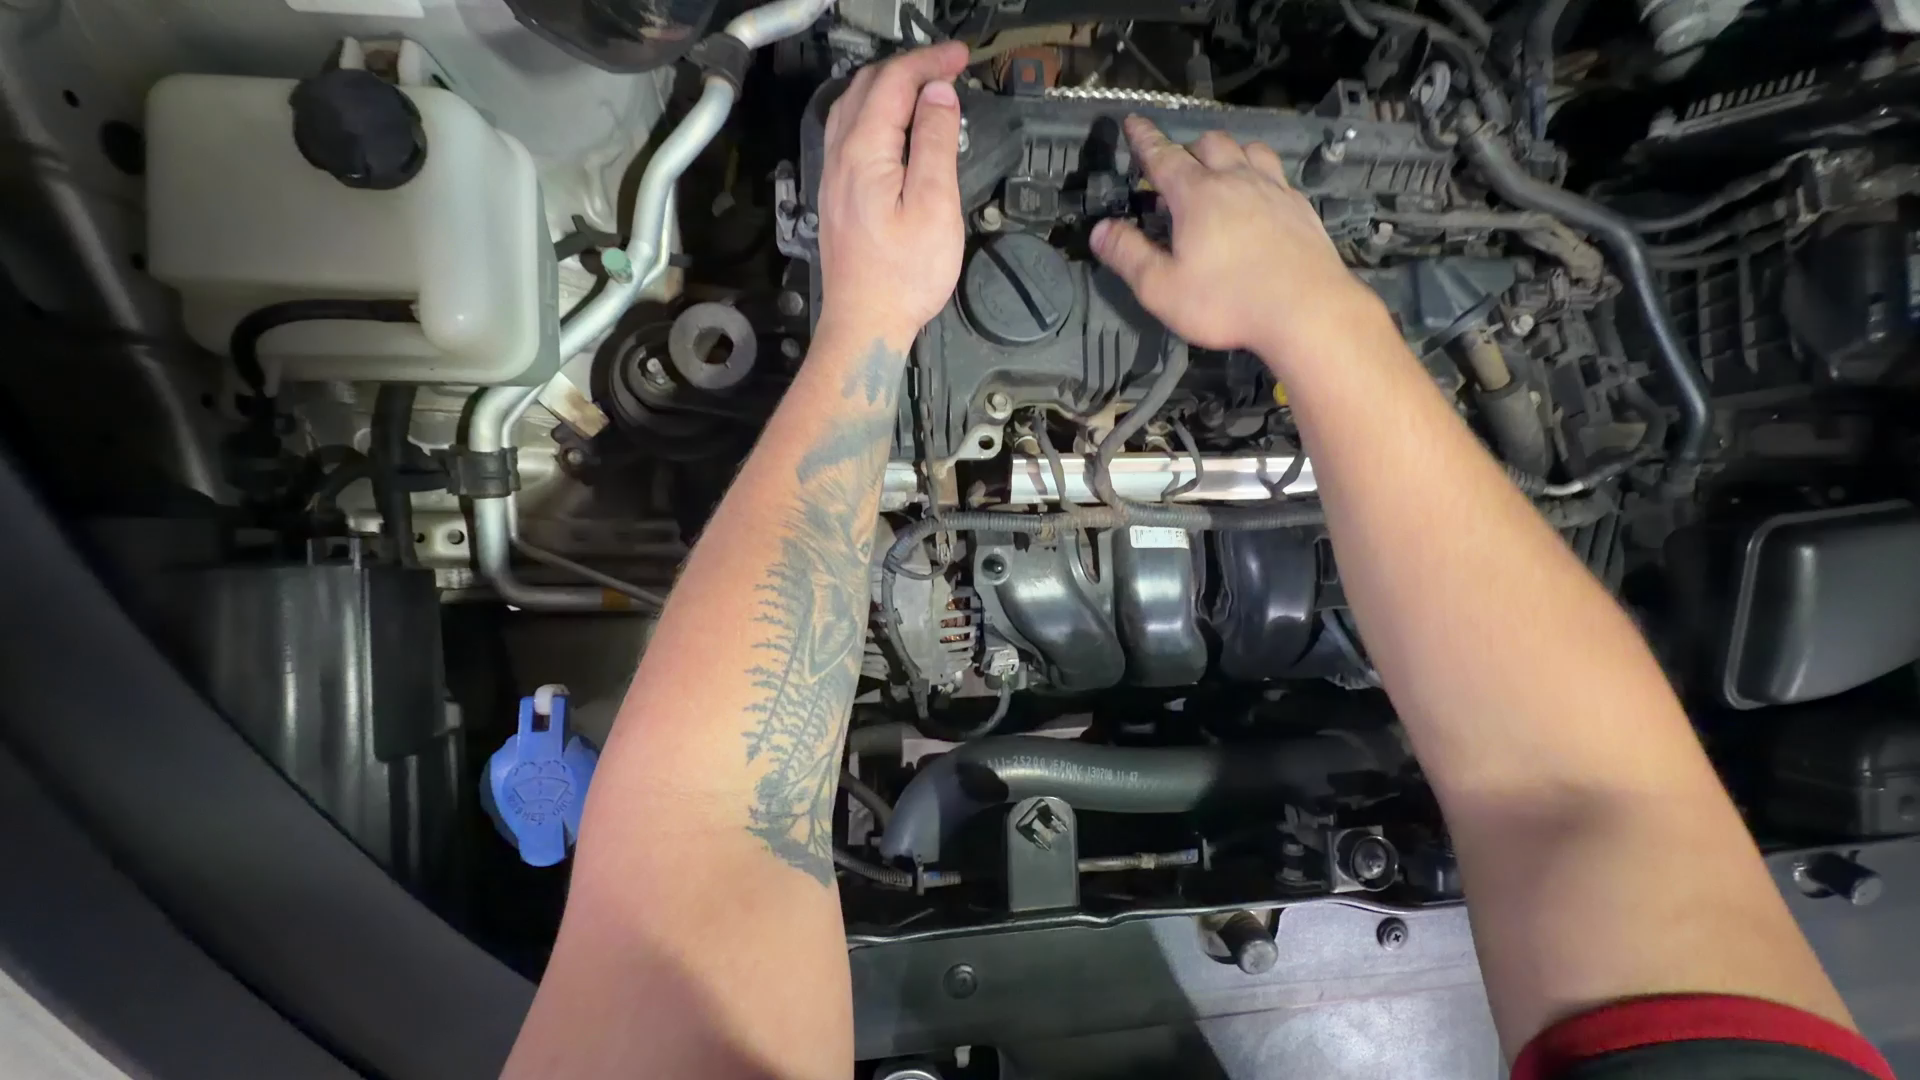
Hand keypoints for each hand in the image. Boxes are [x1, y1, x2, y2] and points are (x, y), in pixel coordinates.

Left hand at [816, 43, 969, 346]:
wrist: (866, 324)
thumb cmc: (902, 277)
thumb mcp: (934, 206)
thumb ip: (935, 144)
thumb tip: (939, 96)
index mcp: (865, 153)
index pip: (895, 83)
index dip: (930, 62)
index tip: (960, 58)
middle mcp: (840, 158)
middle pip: (868, 88)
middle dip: (909, 69)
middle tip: (947, 70)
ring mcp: (834, 180)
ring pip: (852, 110)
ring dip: (887, 90)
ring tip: (921, 91)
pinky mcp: (837, 200)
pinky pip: (848, 138)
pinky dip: (873, 117)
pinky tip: (891, 131)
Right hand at [1091, 117, 1380, 359]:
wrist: (1304, 309)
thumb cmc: (1225, 302)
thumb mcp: (1161, 288)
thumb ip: (1128, 255)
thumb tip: (1100, 229)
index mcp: (1196, 196)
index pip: (1163, 157)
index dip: (1145, 139)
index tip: (1133, 122)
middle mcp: (1236, 181)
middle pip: (1210, 143)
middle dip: (1188, 148)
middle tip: (1177, 168)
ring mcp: (1273, 190)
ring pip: (1248, 150)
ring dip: (1228, 153)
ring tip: (1219, 171)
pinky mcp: (1299, 207)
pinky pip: (1276, 173)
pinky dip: (1259, 174)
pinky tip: (1258, 195)